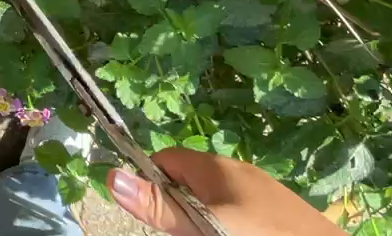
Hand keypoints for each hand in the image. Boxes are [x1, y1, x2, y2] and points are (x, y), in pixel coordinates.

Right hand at [108, 149, 346, 235]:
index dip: (151, 186)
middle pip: (189, 189)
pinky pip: (241, 222)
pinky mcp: (281, 221)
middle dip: (180, 216)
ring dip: (205, 226)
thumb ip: (163, 209)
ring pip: (215, 210)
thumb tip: (110, 176)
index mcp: (215, 167)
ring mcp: (262, 200)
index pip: (165, 162)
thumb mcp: (210, 228)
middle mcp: (236, 175)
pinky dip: (232, 229)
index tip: (153, 220)